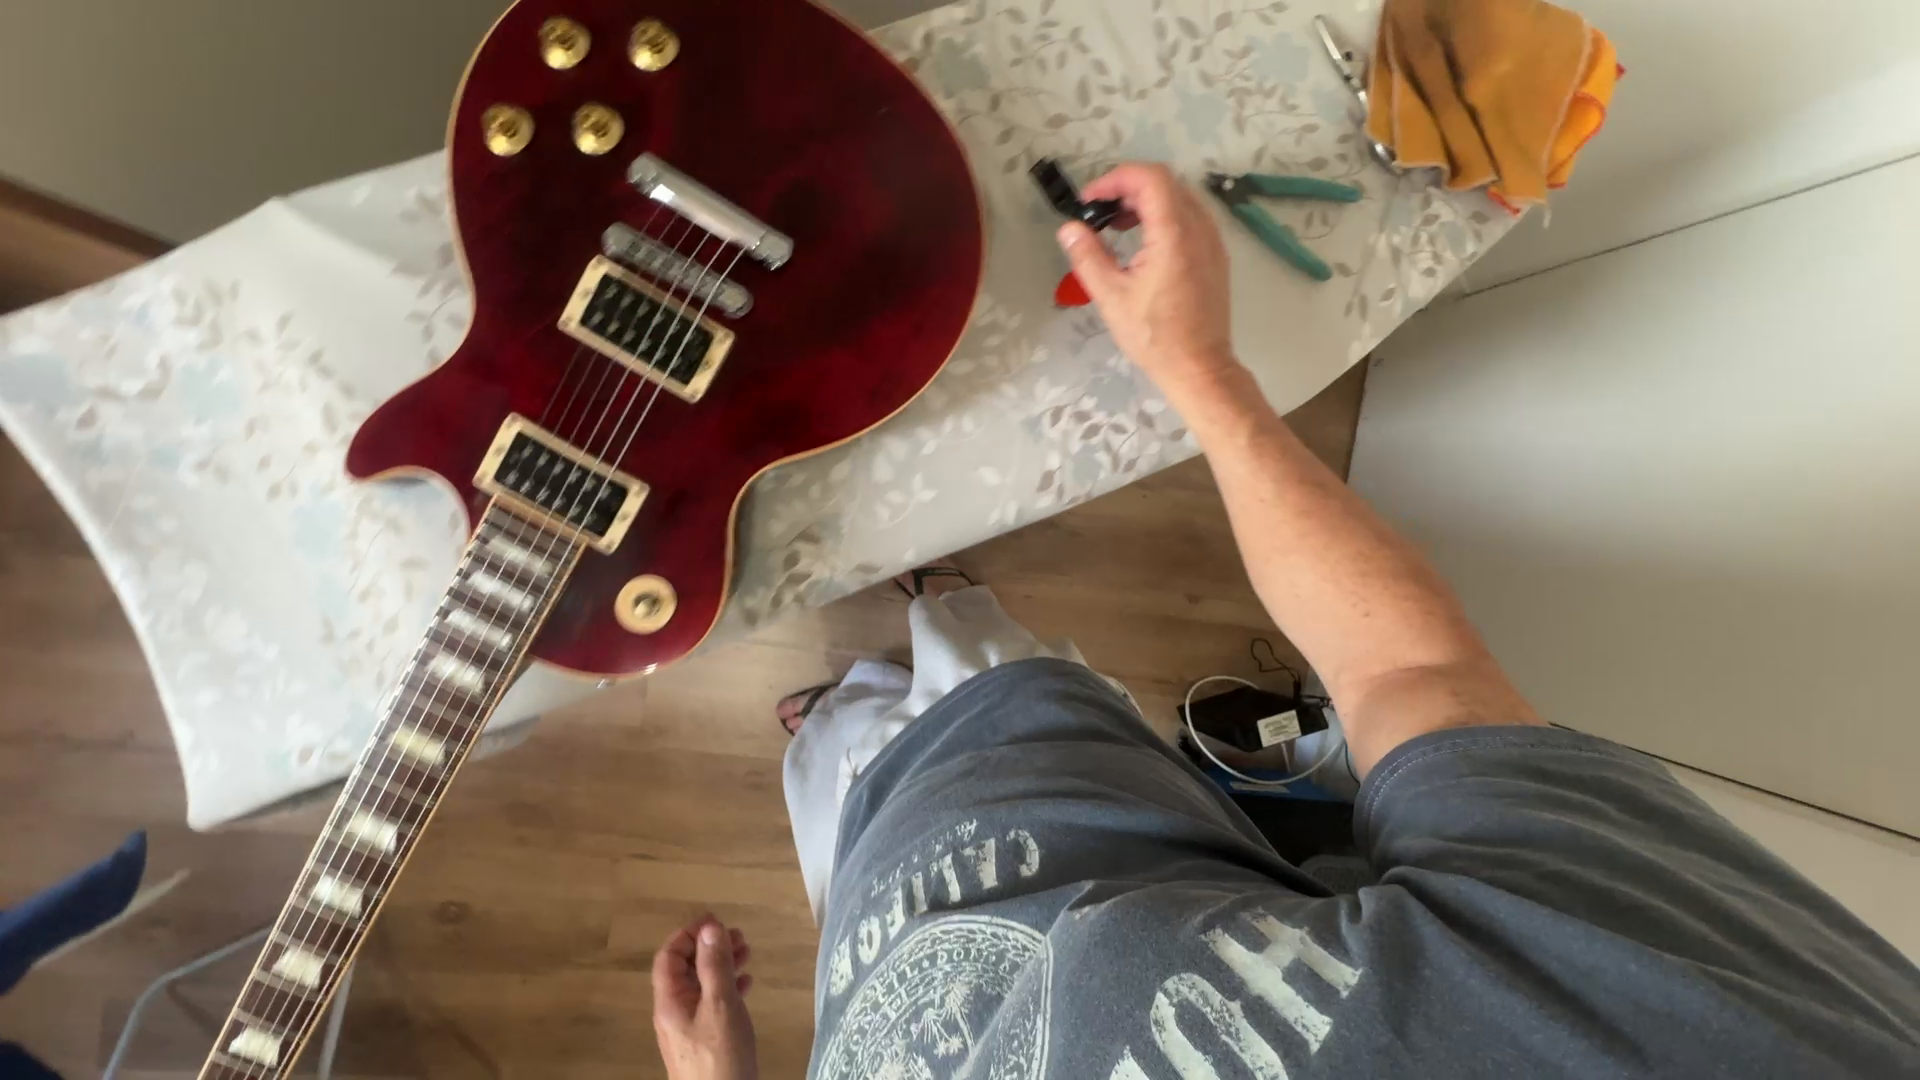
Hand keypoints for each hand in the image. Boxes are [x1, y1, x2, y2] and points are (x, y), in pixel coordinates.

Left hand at [651, 917, 757, 1079]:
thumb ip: (714, 965)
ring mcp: (689, 1028)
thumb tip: (709, 927)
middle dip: (710, 947)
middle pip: (686, 968)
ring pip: (702, 984)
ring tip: (748, 952)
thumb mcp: (720, 1004)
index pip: (669, 956)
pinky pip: (712, 1003)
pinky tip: (747, 983)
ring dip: (722, 964)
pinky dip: (728, 986)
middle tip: (738, 935)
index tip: (716, 920)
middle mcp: (675, 1012)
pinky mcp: (704, 1041)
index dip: (689, 934)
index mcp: (670, 1002)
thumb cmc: (720, 1054)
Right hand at [1056, 163, 1242, 397]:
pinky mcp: (1216, 255)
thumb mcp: (1112, 298)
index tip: (1090, 201)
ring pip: (1180, 198)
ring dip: (1147, 201)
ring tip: (1119, 225)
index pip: (1149, 178)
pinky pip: (1191, 218)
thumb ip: (1088, 256)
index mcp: (1174, 233)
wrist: (1198, 366)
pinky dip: (1164, 217)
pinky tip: (1144, 244)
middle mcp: (1199, 228)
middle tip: (1100, 211)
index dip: (1115, 179)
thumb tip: (1069, 229)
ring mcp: (1213, 240)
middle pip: (1165, 182)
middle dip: (1128, 187)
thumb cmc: (1153, 337)